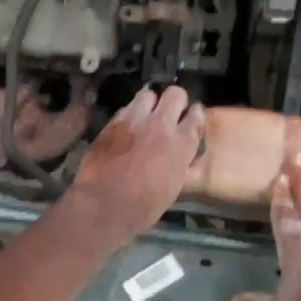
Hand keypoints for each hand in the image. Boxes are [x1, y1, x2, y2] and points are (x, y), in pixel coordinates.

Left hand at [66, 86, 204, 243]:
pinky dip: (130, 114)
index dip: (194, 115)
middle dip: (175, 101)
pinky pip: (126, 108)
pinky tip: (126, 127)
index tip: (190, 118)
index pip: (196, 115)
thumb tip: (179, 152)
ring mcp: (134, 120)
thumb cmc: (143, 207)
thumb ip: (179, 160)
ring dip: (150, 103)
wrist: (103, 204)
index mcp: (181, 144)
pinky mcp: (112, 122)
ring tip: (146, 116)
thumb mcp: (173, 187)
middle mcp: (161, 125)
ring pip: (148, 94)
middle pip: (175, 93)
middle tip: (169, 113)